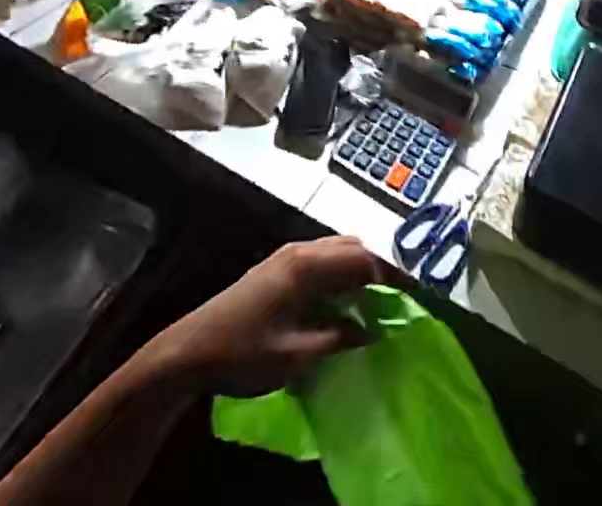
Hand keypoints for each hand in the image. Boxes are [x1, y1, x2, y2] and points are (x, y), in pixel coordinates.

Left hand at [135, 236, 388, 396]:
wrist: (189, 349)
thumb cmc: (243, 352)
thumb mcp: (297, 354)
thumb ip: (339, 337)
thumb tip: (372, 330)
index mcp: (307, 266)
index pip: (362, 259)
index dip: (390, 274)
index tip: (412, 293)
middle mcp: (300, 251)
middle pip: (351, 247)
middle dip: (376, 268)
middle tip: (393, 298)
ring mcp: (286, 255)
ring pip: (336, 249)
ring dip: (357, 269)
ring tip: (371, 300)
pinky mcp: (277, 265)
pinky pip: (320, 258)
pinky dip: (339, 272)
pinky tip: (341, 299)